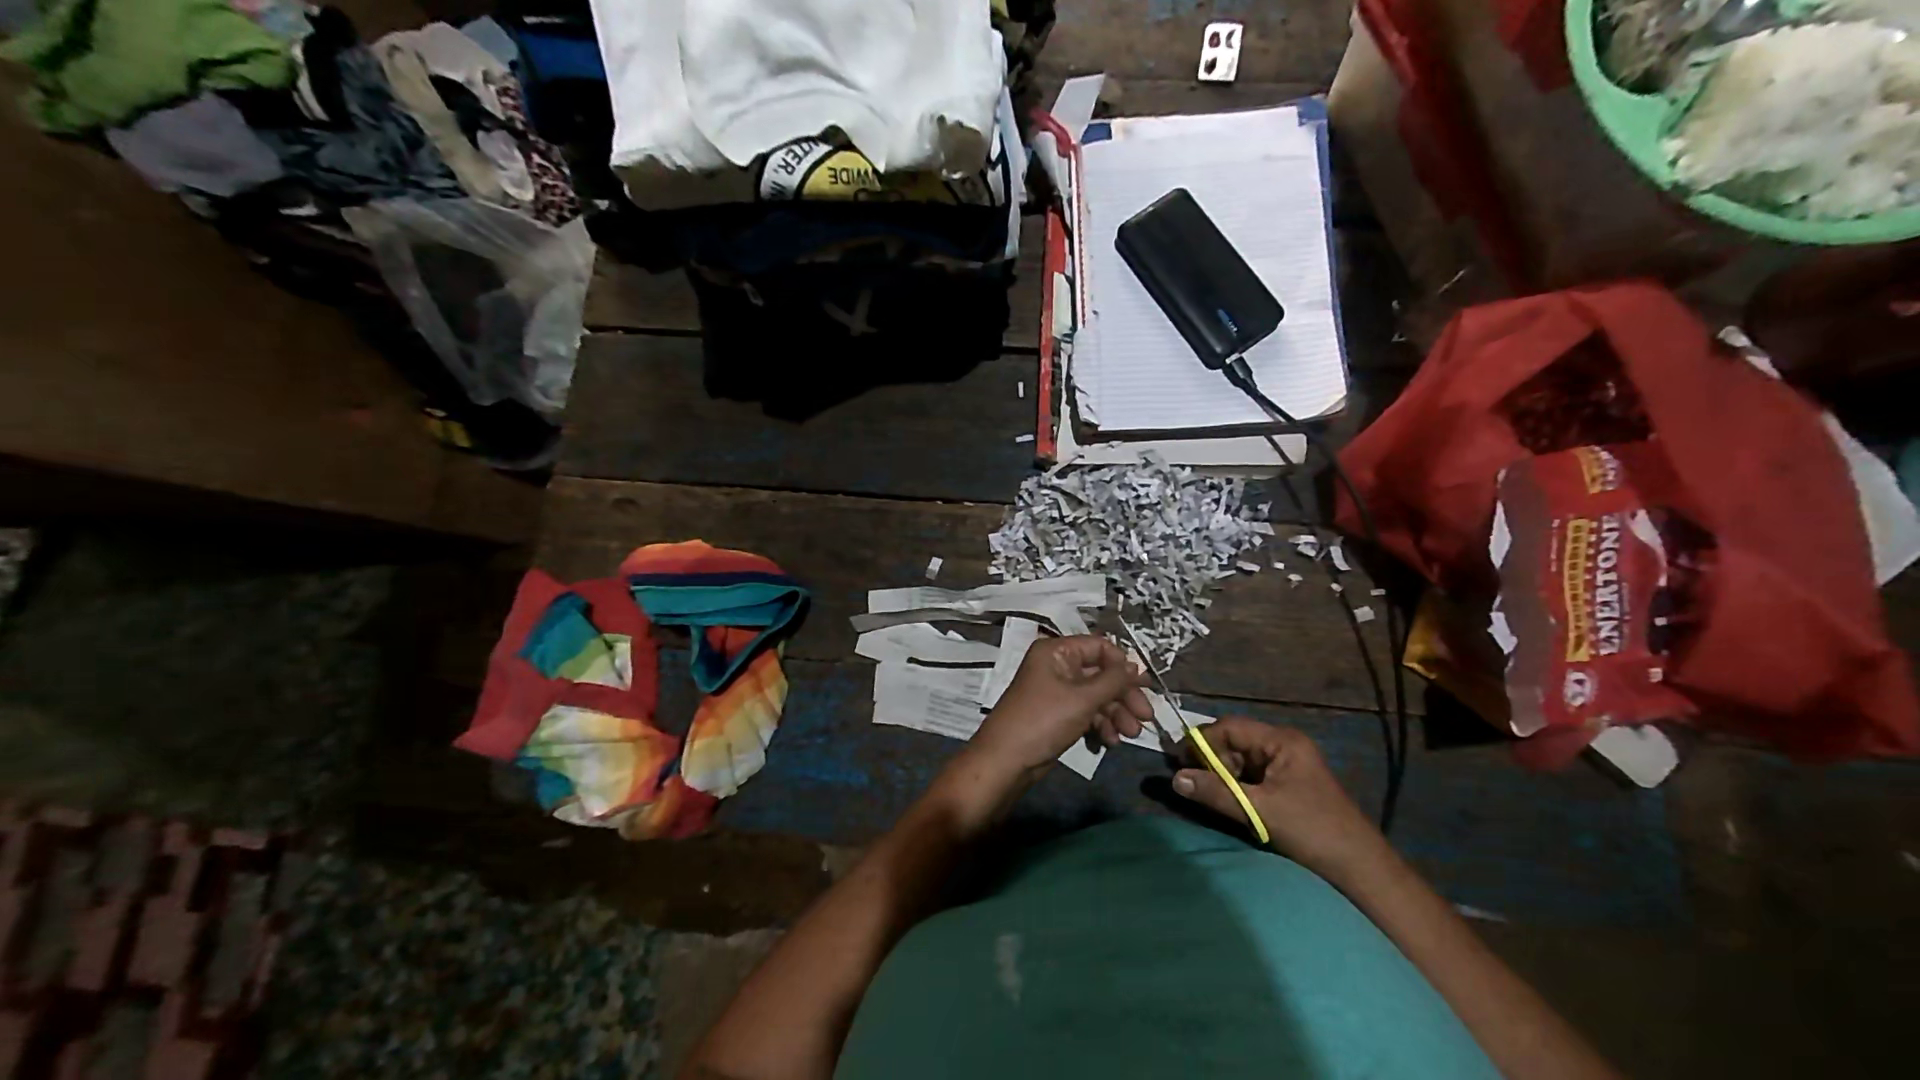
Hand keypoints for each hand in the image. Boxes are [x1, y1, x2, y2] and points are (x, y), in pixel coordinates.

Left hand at [966, 635, 1152, 783]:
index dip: (1122, 665)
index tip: (1144, 686)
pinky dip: (1101, 724)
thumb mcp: (1083, 698)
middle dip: (1124, 695)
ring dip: (1116, 713)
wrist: (1007, 760)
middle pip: (1101, 673)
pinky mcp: (1058, 714)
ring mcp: (1058, 691)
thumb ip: (1113, 681)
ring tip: (1131, 734)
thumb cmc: (1044, 720)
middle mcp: (1057, 666)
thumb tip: (1135, 667)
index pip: (1099, 647)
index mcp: (1057, 651)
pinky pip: (1087, 712)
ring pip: (1096, 695)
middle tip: (1146, 717)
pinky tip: (1112, 741)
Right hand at [1171, 718, 1383, 874]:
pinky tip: (1230, 804)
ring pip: (1241, 761)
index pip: (1230, 727)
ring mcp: (1288, 766)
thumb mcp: (1260, 811)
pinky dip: (1237, 787)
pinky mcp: (1288, 786)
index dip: (1202, 742)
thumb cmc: (1312, 831)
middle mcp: (1284, 746)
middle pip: (1235, 742)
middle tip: (1194, 783)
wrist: (1361, 869)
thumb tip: (1176, 778)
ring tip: (1211, 796)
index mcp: (1282, 741)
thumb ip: (1216, 792)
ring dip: (1224, 777)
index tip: (1180, 762)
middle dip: (1212, 761)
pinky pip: (1252, 777)